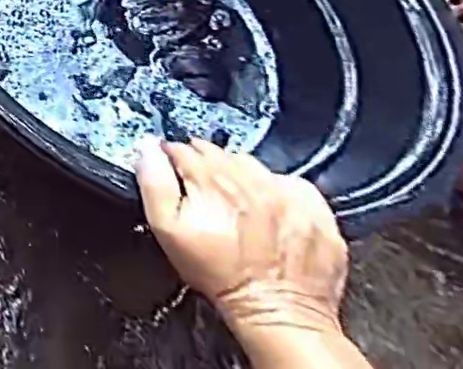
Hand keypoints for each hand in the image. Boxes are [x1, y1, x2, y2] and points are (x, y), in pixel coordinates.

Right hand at [136, 139, 348, 339]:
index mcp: (209, 180)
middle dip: (203, 165)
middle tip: (203, 194)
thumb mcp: (166, 228)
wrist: (278, 315)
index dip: (171, 159)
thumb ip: (153, 181)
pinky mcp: (314, 211)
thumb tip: (147, 148)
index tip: (173, 173)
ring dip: (238, 173)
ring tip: (235, 203)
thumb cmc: (219, 275)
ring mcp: (285, 195)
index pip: (181, 148)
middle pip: (215, 152)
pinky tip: (269, 207)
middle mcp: (248, 181)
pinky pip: (290, 181)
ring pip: (250, 163)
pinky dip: (277, 188)